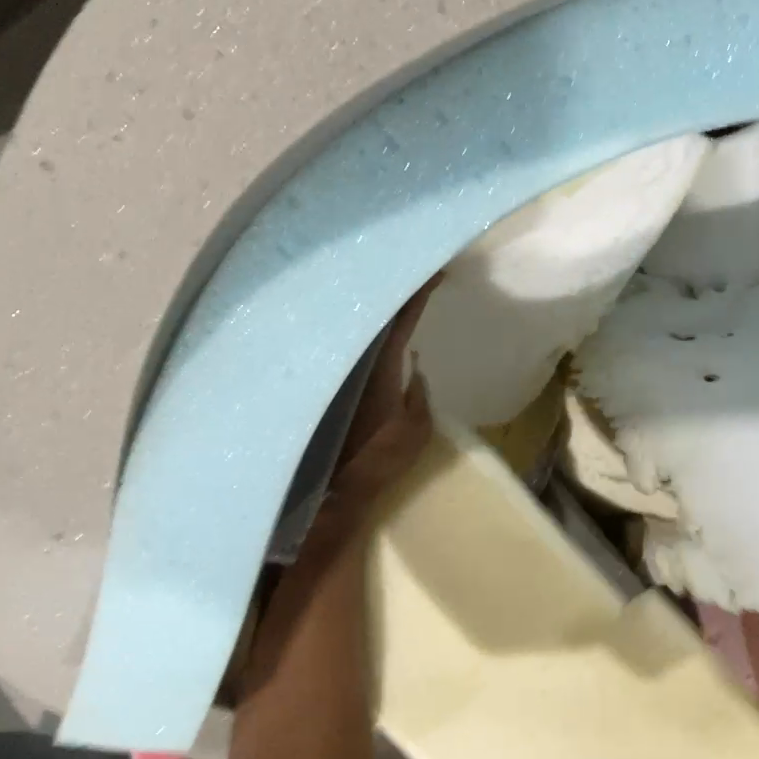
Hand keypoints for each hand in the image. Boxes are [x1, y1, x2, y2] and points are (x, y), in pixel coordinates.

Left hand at [294, 275, 440, 572]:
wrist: (326, 492)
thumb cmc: (373, 463)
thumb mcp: (412, 435)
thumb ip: (419, 401)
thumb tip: (418, 372)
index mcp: (376, 365)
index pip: (400, 316)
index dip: (419, 290)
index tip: (437, 271)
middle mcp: (349, 359)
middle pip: (371, 309)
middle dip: (393, 285)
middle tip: (412, 267)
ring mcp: (332, 369)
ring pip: (352, 323)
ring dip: (374, 304)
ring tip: (392, 286)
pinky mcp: (320, 383)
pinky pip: (342, 341)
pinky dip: (358, 328)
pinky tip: (365, 325)